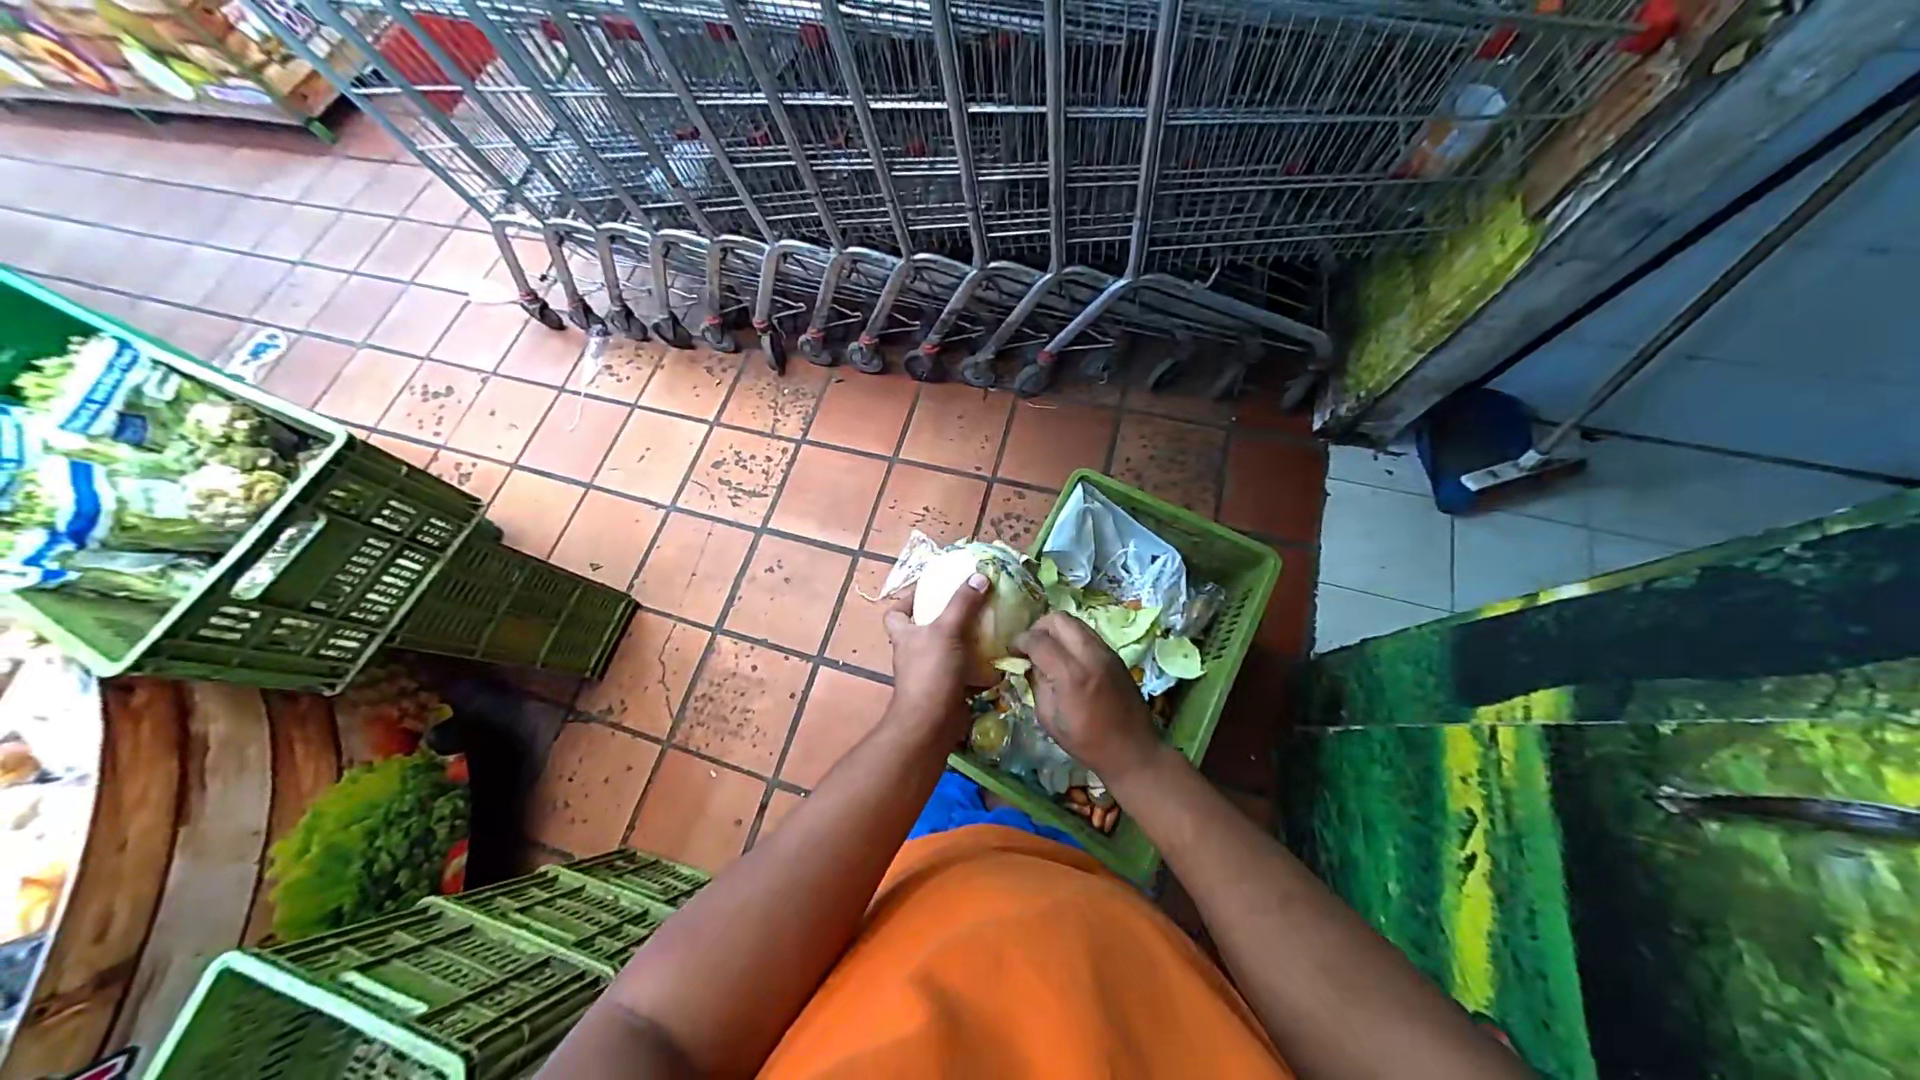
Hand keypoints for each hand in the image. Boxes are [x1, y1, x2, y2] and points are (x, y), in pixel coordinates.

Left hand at [883, 574, 989, 736]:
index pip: (895, 613)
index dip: (907, 600)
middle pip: (925, 630)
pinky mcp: (948, 689)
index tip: (930, 590)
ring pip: (947, 651)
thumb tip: (979, 576)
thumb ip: (963, 603)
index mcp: (904, 635)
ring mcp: (930, 673)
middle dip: (946, 619)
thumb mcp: (946, 630)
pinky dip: (980, 666)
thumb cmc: (931, 671)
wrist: (932, 723)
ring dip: (966, 641)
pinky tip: (998, 657)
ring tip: (990, 627)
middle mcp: (913, 653)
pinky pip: (965, 672)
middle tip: (970, 606)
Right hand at [1012, 613, 1163, 783]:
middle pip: (1058, 619)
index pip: (1038, 640)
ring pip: (1075, 622)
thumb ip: (1036, 685)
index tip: (1012, 651)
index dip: (1020, 641)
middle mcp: (1090, 655)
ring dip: (1056, 631)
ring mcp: (1106, 652)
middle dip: (1038, 628)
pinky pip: (1087, 634)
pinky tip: (1066, 658)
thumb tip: (1029, 664)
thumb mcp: (1049, 718)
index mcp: (1071, 674)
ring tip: (1047, 651)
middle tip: (1030, 647)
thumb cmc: (1087, 743)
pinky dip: (1071, 638)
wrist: (1134, 750)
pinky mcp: (1115, 655)